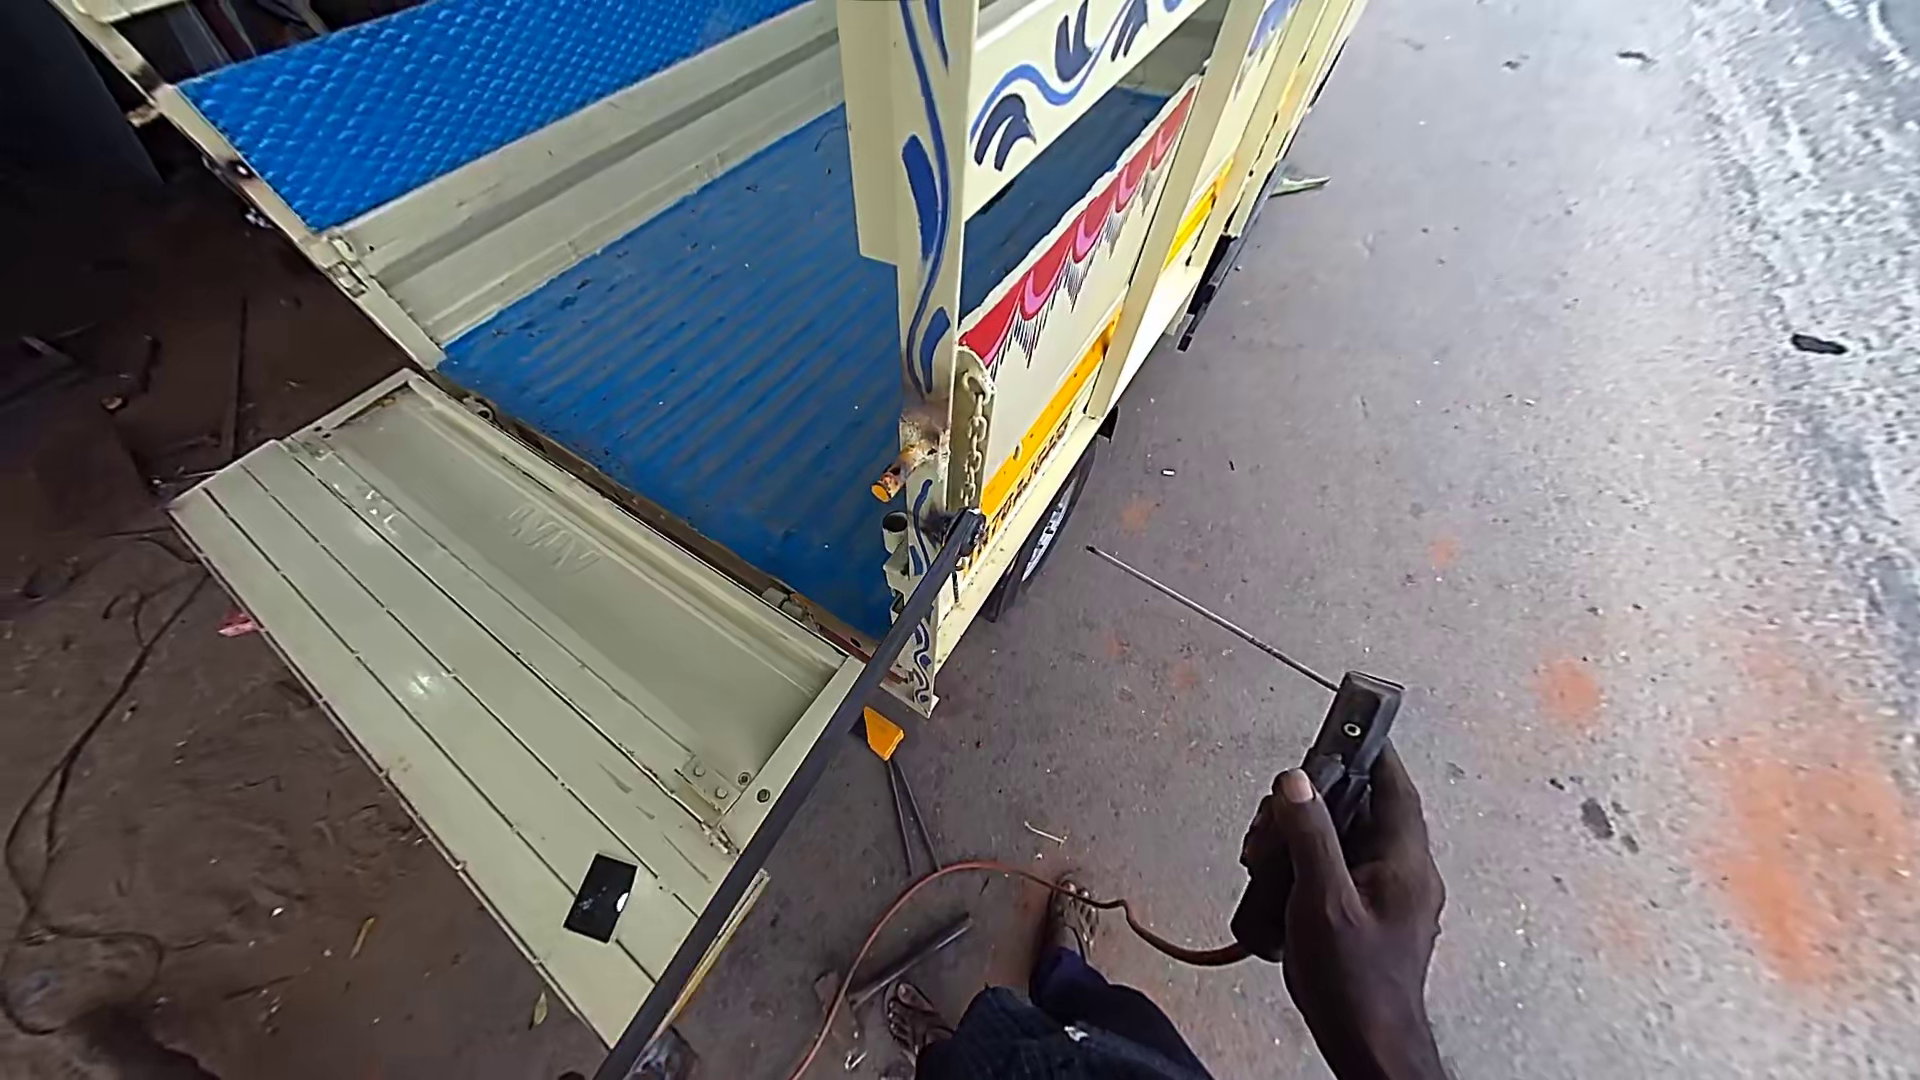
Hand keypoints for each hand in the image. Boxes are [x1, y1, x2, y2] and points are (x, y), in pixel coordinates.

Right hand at [1265, 744, 1445, 1079]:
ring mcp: (1378, 887)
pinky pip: (1326, 856)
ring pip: (1333, 831)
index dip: (1373, 753)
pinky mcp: (1358, 901)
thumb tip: (1295, 779)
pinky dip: (1296, 853)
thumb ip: (1310, 836)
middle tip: (1271, 817)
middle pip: (1353, 807)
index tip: (1347, 725)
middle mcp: (1398, 870)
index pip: (1395, 790)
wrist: (1365, 1045)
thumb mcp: (1324, 900)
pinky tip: (1270, 869)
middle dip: (1306, 802)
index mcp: (1404, 864)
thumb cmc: (1354, 979)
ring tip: (1261, 851)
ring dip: (1293, 831)